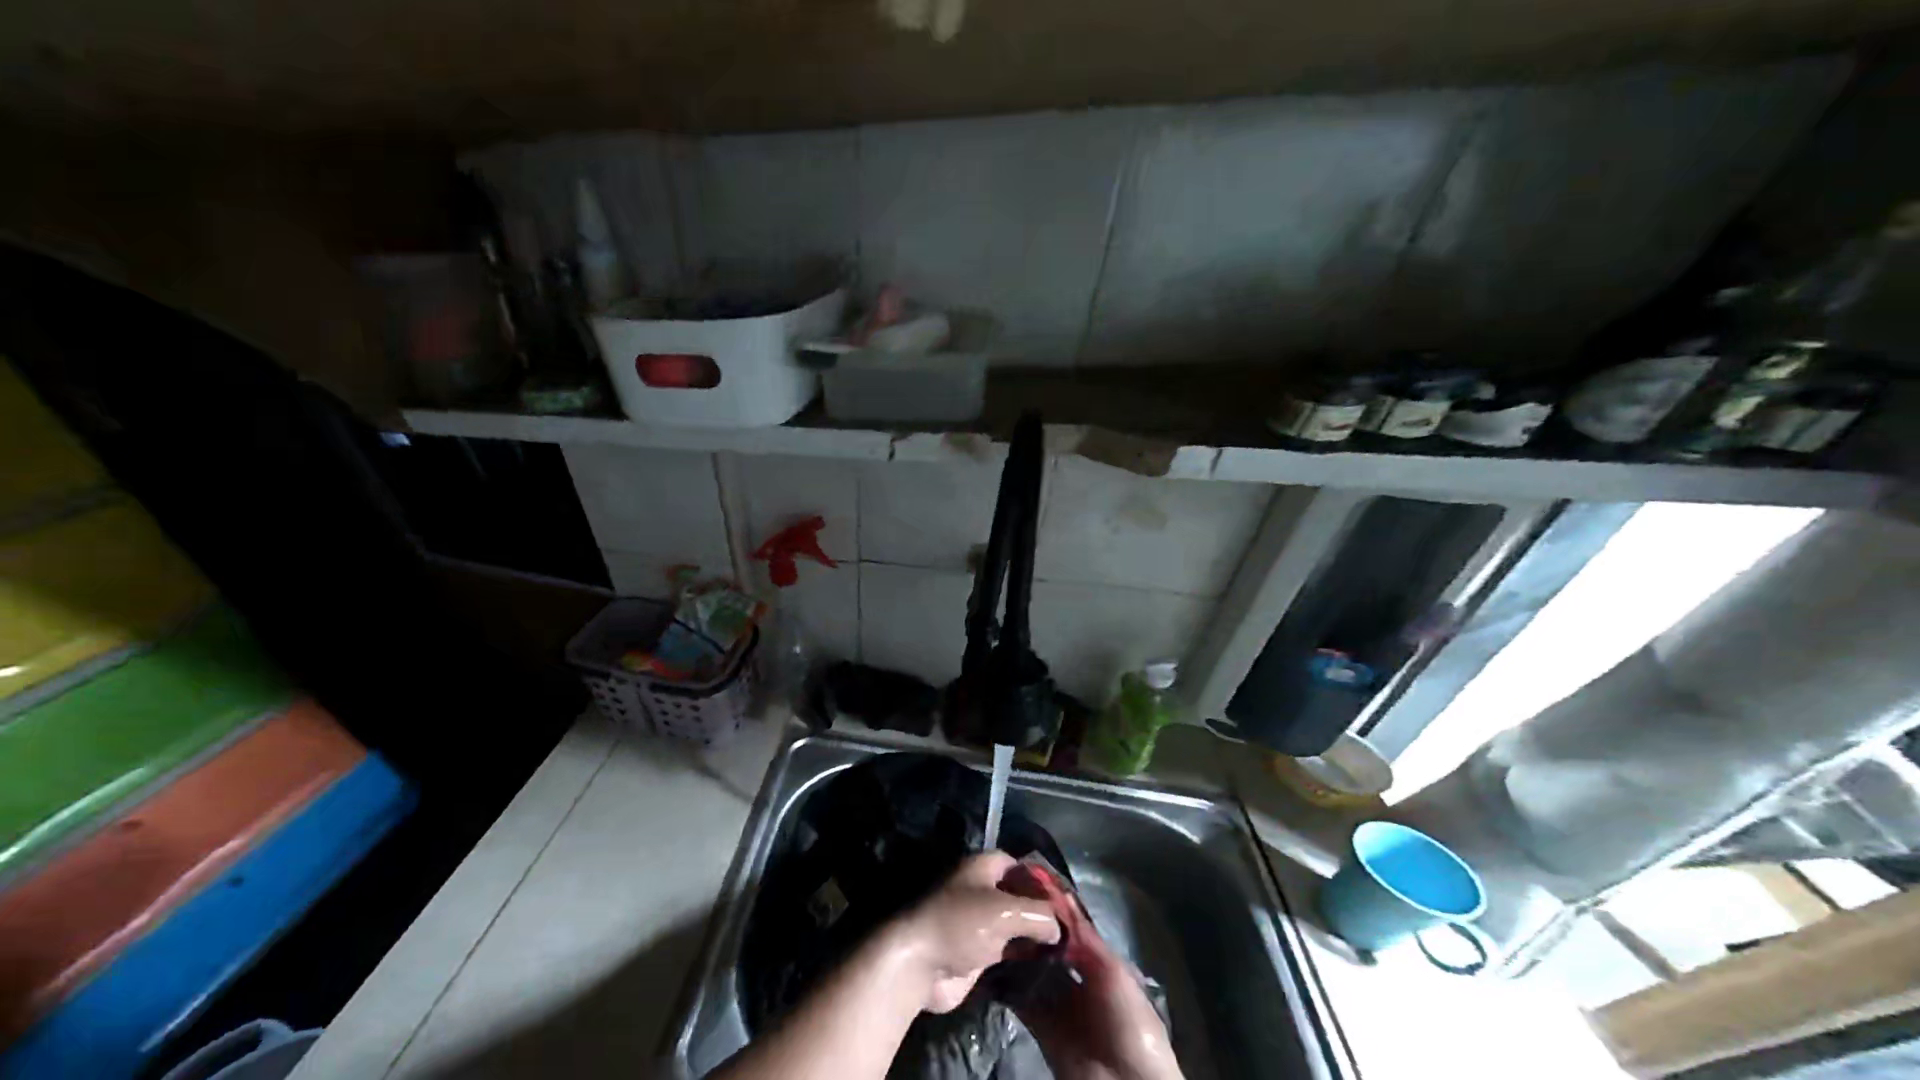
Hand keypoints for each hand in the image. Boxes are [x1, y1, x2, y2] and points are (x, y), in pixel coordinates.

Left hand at [882, 852, 1061, 1012]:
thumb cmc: (961, 923)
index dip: (1042, 879)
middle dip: (1042, 909)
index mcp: (983, 868)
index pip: (1020, 865)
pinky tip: (1048, 964)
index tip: (1066, 899)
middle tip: (1072, 928)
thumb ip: (1038, 914)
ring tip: (1067, 949)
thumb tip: (1059, 927)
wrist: (920, 964)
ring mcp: (979, 922)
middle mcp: (982, 891)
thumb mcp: (1006, 911)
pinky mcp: (978, 952)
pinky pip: (1009, 949)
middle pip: (1019, 895)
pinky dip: (1026, 955)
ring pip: (1016, 924)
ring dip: (1036, 935)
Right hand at [1001, 866, 1184, 1079]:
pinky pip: (1022, 1002)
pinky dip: (1006, 988)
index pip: (1071, 930)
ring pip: (1033, 973)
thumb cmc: (1130, 1023)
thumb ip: (1086, 938)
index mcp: (1100, 964)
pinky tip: (988, 968)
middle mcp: (1079, 979)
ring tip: (988, 933)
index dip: (1051, 912)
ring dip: (1015, 958)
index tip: (1025, 887)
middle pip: (1049, 950)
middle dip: (1029, 934)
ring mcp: (1060, 1005)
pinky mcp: (1043, 1028)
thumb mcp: (1114, 973)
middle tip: (999, 910)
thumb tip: (1061, 896)